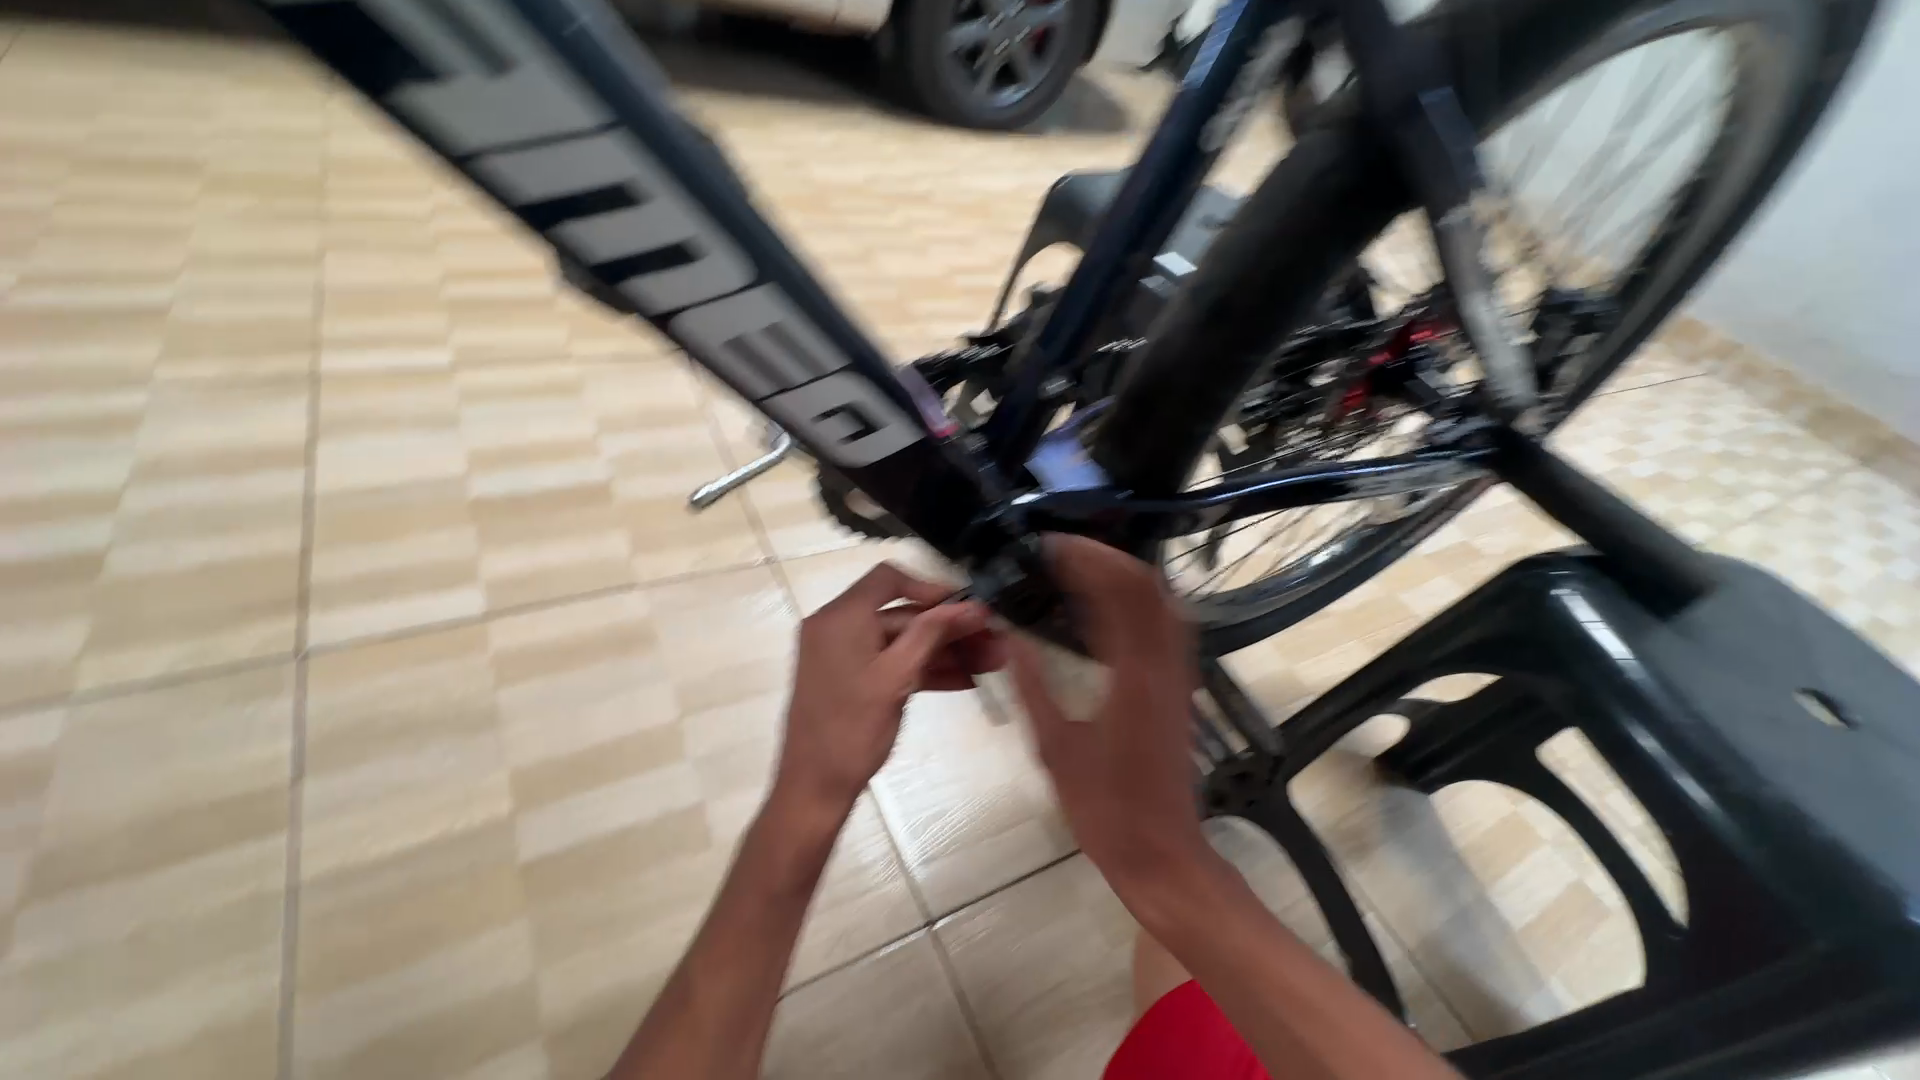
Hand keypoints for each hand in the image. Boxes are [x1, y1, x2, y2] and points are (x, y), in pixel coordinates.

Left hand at [776, 562, 1006, 809]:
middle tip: (994, 640)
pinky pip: (892, 663)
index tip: (968, 607)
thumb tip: (971, 606)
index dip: (932, 589)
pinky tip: (965, 681)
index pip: (889, 579)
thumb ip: (932, 634)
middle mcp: (837, 627)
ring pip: (902, 642)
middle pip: (902, 614)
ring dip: (945, 651)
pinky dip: (924, 670)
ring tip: (992, 663)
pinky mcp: (851, 679)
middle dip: (950, 628)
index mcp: (840, 617)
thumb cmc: (852, 730)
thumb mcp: (897, 677)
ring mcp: (844, 655)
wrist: (814, 788)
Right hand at [1008, 535, 1212, 896]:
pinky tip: (1106, 611)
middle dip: (1104, 557)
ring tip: (1078, 570)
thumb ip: (1032, 686)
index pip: (1119, 590)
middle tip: (1058, 553)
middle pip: (1147, 585)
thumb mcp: (1055, 748)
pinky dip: (1138, 604)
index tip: (1046, 547)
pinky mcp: (1180, 690)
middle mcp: (1165, 665)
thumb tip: (1008, 637)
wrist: (1161, 853)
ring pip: (1163, 602)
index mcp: (1133, 675)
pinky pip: (1166, 627)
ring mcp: (1179, 677)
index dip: (1086, 558)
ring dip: (1124, 576)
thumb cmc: (1104, 809)